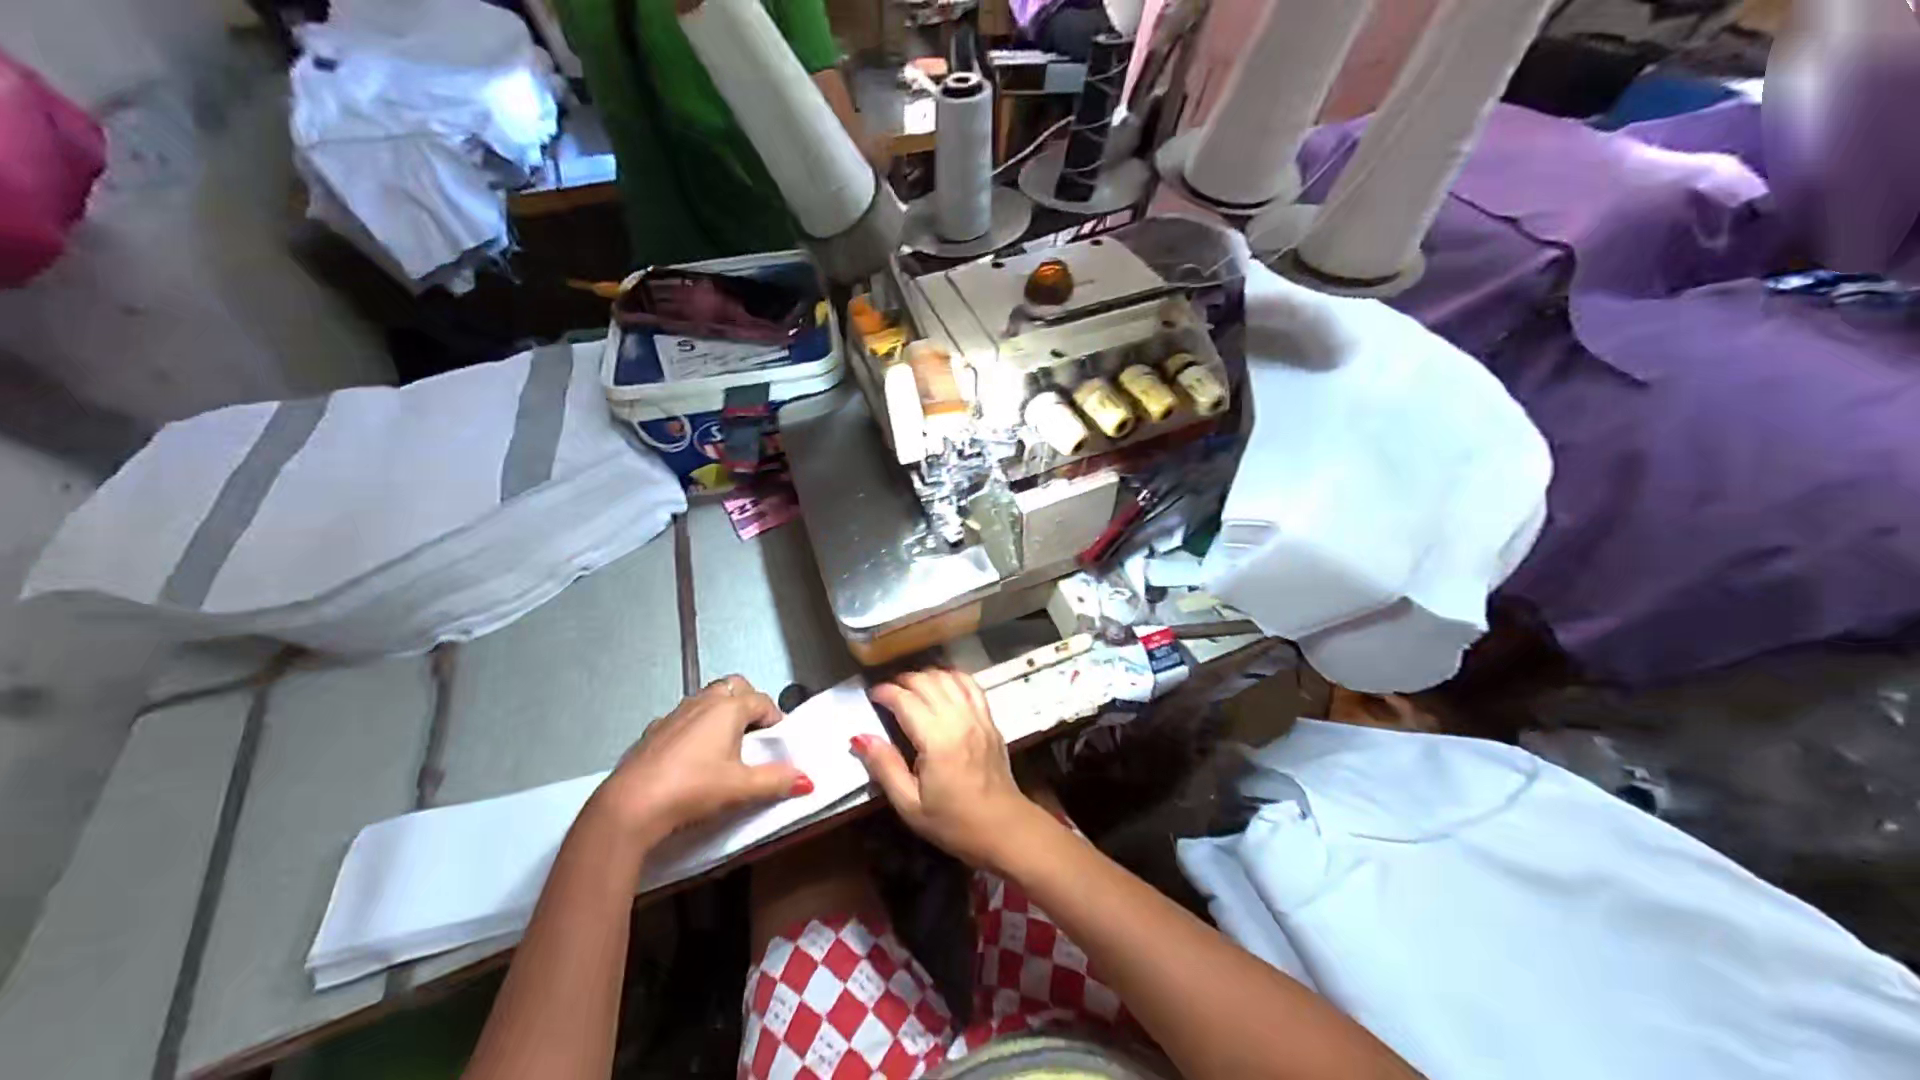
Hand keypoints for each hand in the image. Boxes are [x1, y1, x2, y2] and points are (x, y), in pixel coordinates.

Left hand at [588, 675, 812, 844]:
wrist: (631, 806)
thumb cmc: (689, 789)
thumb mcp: (742, 788)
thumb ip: (777, 781)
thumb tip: (805, 780)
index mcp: (728, 709)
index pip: (762, 701)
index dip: (775, 718)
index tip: (778, 741)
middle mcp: (701, 704)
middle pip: (734, 687)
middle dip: (749, 703)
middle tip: (755, 733)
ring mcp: (674, 715)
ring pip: (706, 700)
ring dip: (721, 714)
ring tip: (727, 746)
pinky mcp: (653, 733)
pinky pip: (682, 720)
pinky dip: (694, 729)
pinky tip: (693, 758)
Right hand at [852, 669, 1049, 868]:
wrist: (1004, 829)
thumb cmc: (954, 823)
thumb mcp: (910, 805)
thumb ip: (885, 767)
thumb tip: (860, 737)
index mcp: (937, 739)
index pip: (905, 699)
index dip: (884, 692)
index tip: (871, 697)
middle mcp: (959, 719)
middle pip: (927, 681)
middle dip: (903, 681)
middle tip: (888, 693)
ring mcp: (978, 717)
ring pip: (950, 678)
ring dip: (928, 676)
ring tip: (912, 687)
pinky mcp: (991, 721)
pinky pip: (972, 686)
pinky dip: (954, 678)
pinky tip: (944, 685)